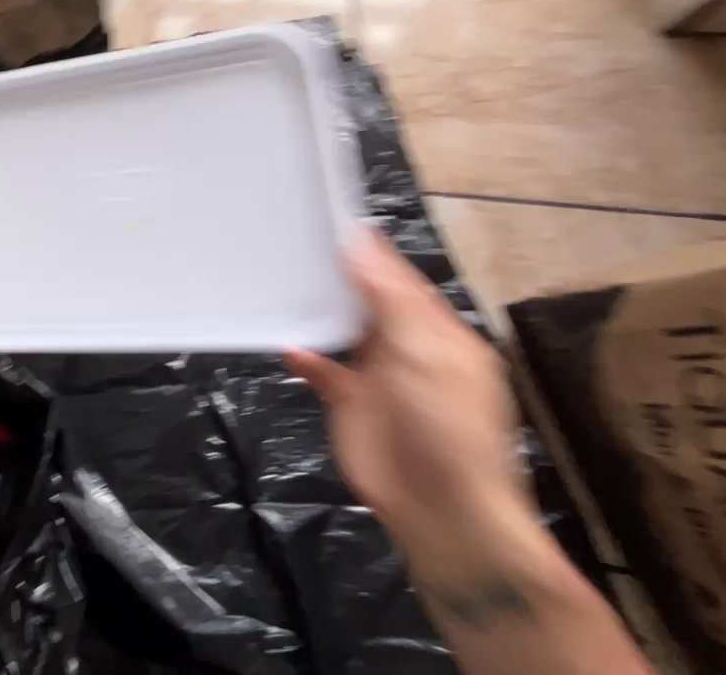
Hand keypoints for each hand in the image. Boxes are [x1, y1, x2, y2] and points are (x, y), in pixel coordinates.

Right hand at [286, 229, 528, 547]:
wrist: (438, 506)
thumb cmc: (444, 425)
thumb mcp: (425, 353)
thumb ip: (388, 298)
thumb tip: (359, 245)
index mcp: (438, 333)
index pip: (400, 280)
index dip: (369, 252)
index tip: (331, 219)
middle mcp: (407, 348)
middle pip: (367, 300)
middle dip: (337, 276)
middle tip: (293, 242)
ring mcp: (377, 375)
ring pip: (341, 329)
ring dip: (317, 310)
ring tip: (280, 281)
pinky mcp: (349, 401)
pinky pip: (322, 368)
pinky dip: (305, 356)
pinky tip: (288, 345)